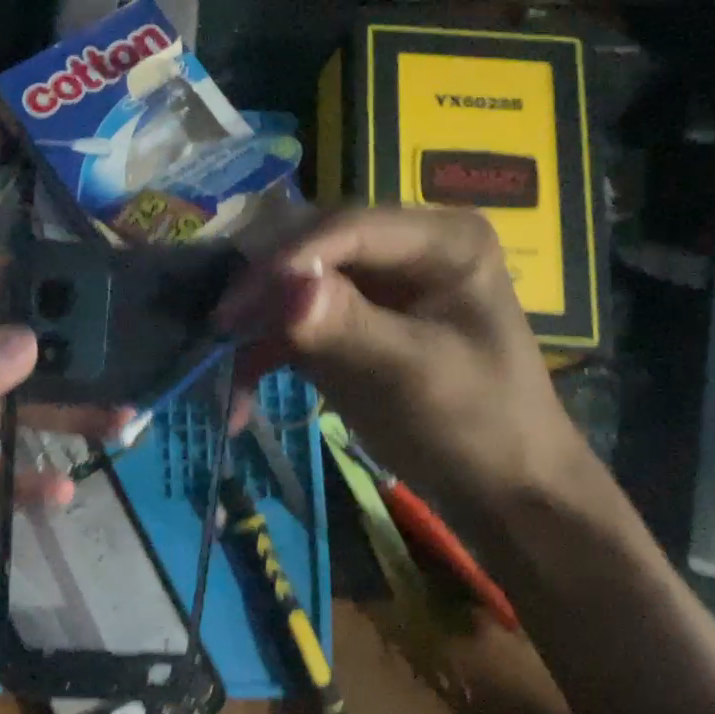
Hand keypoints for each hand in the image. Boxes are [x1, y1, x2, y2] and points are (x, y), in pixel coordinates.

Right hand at [216, 206, 584, 509]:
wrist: (495, 484)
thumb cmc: (471, 423)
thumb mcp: (409, 373)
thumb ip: (347, 327)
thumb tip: (286, 290)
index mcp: (441, 242)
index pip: (347, 228)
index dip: (286, 262)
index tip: (233, 309)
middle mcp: (403, 252)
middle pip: (309, 252)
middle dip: (261, 294)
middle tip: (219, 336)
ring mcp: (371, 291)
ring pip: (288, 290)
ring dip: (252, 332)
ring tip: (222, 374)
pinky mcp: (346, 328)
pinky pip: (288, 329)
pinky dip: (261, 361)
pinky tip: (238, 404)